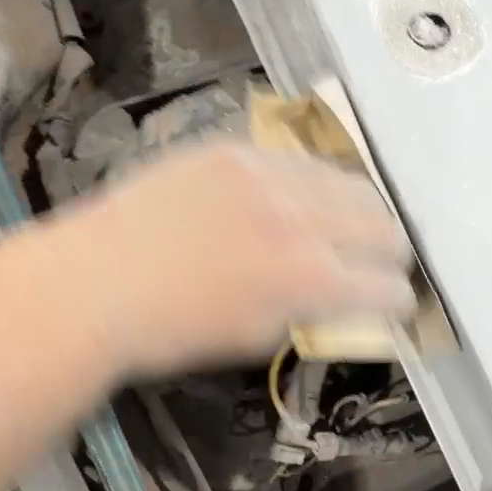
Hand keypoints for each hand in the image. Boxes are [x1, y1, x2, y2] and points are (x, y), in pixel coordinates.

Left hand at [45, 141, 415, 373]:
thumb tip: (343, 301)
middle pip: (385, 225)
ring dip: (361, 211)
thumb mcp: (258, 339)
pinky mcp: (239, 151)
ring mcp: (271, 177)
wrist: (93, 283)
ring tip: (348, 224)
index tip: (393, 302)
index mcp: (310, 280)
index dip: (398, 299)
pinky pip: (302, 160)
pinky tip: (299, 197)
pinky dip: (315, 183)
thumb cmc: (173, 331)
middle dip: (391, 251)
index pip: (388, 286)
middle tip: (380, 262)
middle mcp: (303, 221)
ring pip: (351, 182)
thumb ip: (313, 315)